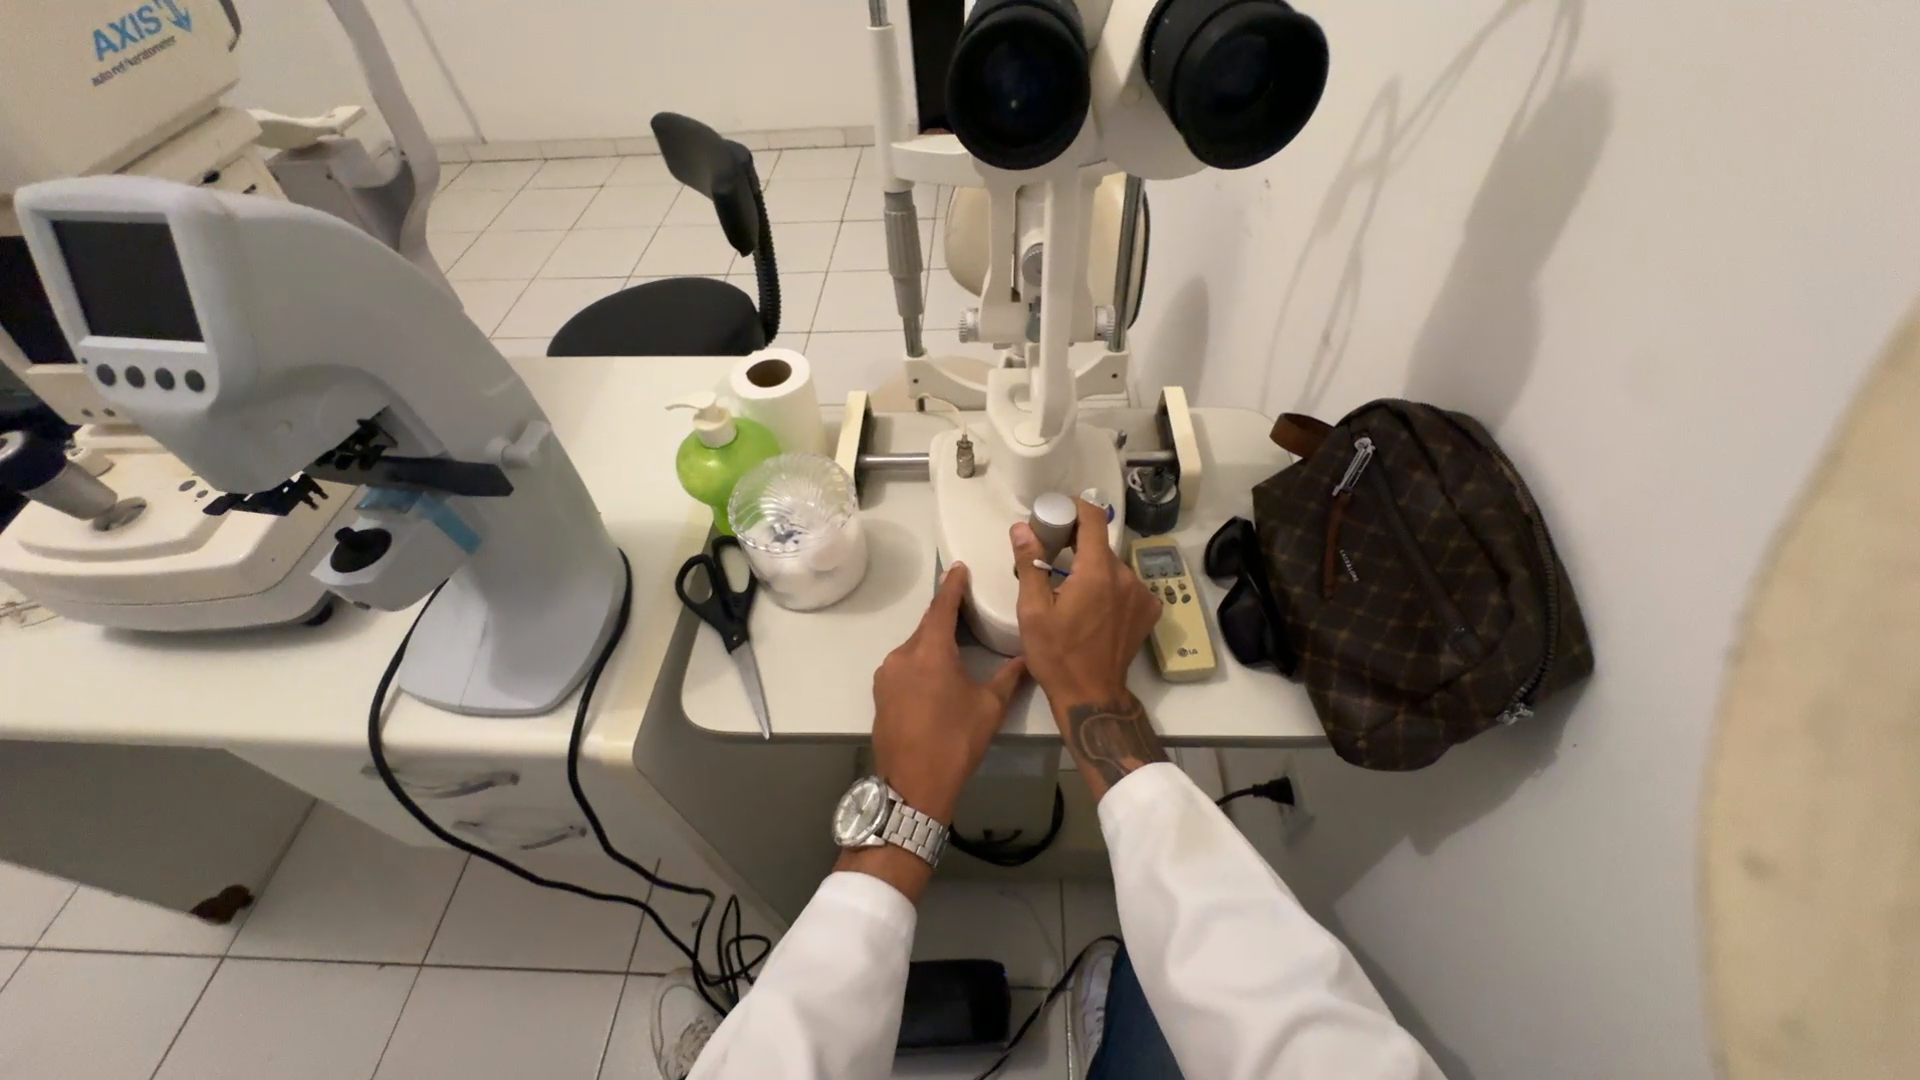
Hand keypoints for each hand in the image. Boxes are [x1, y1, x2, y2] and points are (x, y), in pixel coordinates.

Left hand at [869, 562, 1027, 825]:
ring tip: (956, 645)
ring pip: (914, 647)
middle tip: (967, 607)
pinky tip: (936, 674)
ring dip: (933, 642)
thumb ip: (1009, 677)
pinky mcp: (880, 694)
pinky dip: (920, 661)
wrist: (913, 787)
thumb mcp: (990, 708)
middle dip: (945, 616)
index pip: (942, 607)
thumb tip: (1028, 658)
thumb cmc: (955, 742)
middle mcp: (902, 655)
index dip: (952, 586)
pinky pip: (904, 666)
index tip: (958, 567)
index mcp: (930, 652)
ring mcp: (886, 675)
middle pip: (927, 627)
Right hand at [1011, 499, 1168, 800]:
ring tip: (1071, 592)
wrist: (1091, 695)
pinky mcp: (1148, 611)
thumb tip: (1022, 528)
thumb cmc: (1057, 654)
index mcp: (1097, 571)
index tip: (1056, 513)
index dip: (1074, 507)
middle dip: (1076, 545)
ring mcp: (1141, 594)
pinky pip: (1126, 586)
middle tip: (1052, 559)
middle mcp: (1125, 576)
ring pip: (1113, 566)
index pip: (1093, 518)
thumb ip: (1030, 563)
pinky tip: (1093, 607)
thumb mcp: (1033, 610)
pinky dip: (1110, 588)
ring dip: (1093, 569)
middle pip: (1100, 544)